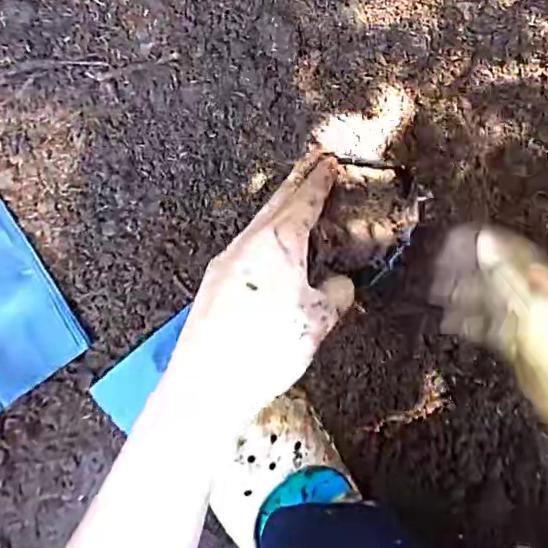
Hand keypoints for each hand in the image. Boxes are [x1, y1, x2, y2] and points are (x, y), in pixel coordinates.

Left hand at [166, 151, 355, 428]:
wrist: (207, 385)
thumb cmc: (266, 348)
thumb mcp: (318, 320)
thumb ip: (336, 293)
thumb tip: (340, 283)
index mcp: (279, 241)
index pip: (306, 199)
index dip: (320, 179)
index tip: (329, 162)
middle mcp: (250, 241)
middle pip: (279, 199)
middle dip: (298, 178)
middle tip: (313, 161)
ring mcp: (228, 259)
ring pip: (260, 220)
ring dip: (281, 204)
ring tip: (296, 197)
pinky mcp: (216, 280)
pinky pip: (248, 242)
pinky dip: (266, 230)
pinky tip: (272, 244)